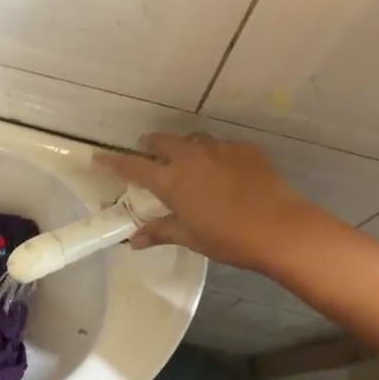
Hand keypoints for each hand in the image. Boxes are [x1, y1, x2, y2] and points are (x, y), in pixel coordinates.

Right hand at [97, 133, 326, 271]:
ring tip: (185, 159)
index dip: (113, 162)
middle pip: (162, 142)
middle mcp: (191, 157)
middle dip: (150, 146)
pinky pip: (221, 146)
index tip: (98, 158)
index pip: (132, 166)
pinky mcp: (245, 149)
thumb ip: (161, 232)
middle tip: (146, 152)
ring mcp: (220, 149)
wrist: (280, 227)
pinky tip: (223, 170)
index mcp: (171, 180)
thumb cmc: (229, 238)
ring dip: (183, 146)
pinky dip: (214, 154)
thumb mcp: (191, 238)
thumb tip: (134, 240)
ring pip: (193, 139)